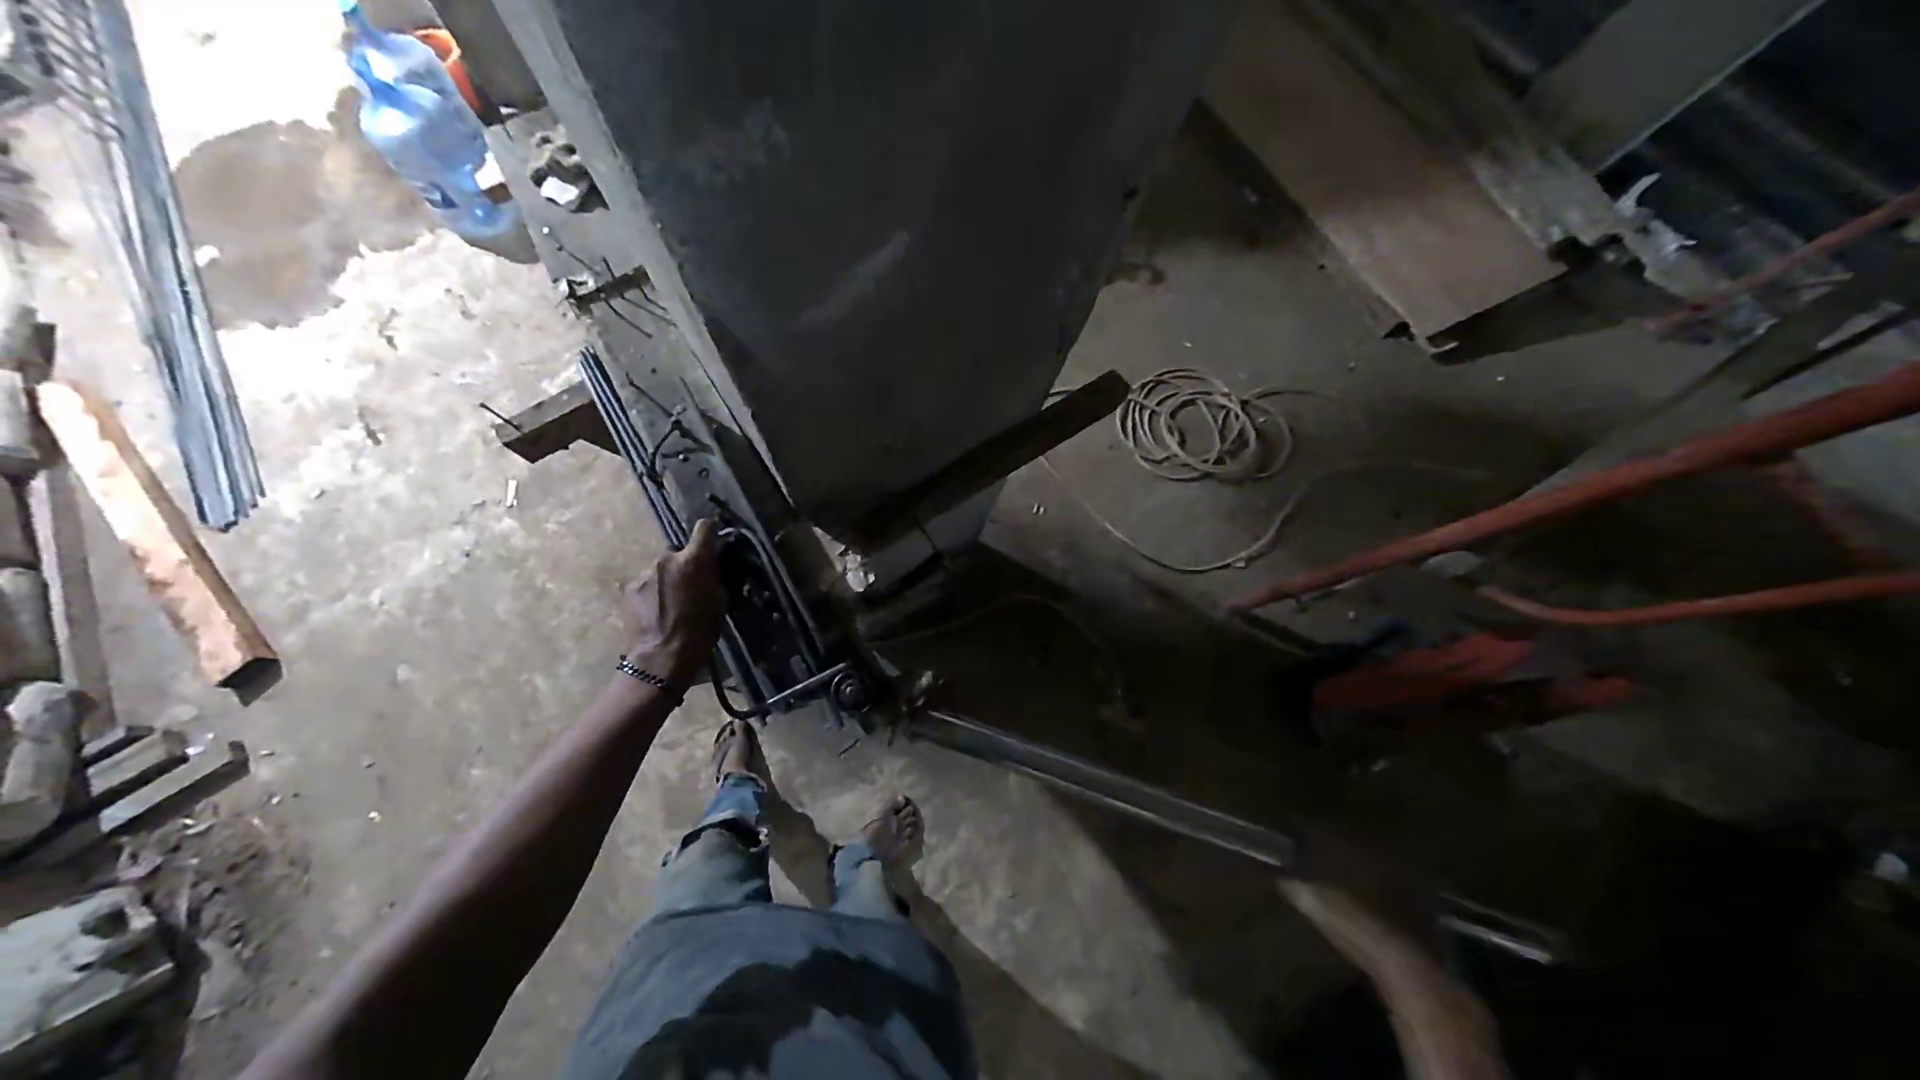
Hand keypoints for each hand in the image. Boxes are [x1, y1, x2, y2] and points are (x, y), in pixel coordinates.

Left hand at [624, 518, 723, 687]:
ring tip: (671, 603)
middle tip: (690, 585)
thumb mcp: (719, 603)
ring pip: (661, 569)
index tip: (712, 539)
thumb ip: (714, 579)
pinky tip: (655, 611)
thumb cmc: (699, 631)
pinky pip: (646, 583)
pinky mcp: (628, 588)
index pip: (704, 528)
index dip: (710, 531)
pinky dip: (652, 592)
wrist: (662, 658)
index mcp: (693, 560)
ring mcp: (644, 572)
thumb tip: (710, 570)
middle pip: (679, 552)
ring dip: (667, 579)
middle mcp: (666, 558)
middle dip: (685, 564)